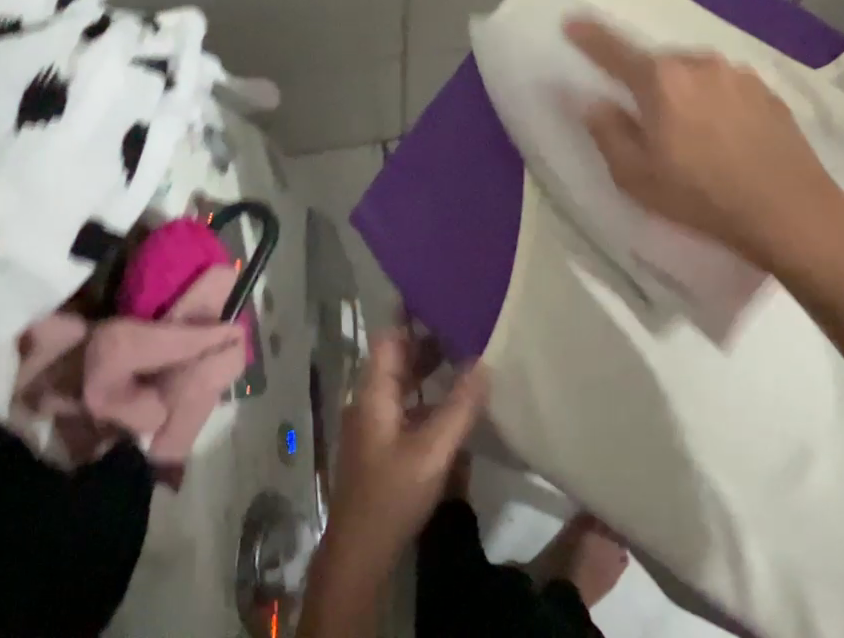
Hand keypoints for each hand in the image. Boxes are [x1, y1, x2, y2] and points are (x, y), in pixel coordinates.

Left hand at [320, 329, 488, 576]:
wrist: (360, 552)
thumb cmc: (391, 495)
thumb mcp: (433, 451)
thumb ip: (459, 406)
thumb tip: (484, 361)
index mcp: (373, 393)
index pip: (390, 337)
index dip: (410, 313)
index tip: (440, 291)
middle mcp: (371, 400)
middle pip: (398, 357)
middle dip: (429, 338)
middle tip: (468, 319)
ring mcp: (376, 423)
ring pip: (405, 382)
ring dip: (432, 367)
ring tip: (470, 351)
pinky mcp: (385, 444)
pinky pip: (409, 405)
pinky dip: (431, 394)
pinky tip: (458, 399)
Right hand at [566, 18, 843, 270]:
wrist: (790, 212)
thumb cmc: (702, 198)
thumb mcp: (636, 176)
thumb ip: (607, 131)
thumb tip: (591, 100)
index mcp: (661, 80)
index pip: (614, 50)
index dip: (589, 36)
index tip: (571, 22)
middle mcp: (700, 65)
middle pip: (658, 64)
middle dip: (644, 82)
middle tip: (643, 120)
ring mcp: (739, 75)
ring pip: (694, 76)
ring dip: (682, 94)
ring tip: (687, 135)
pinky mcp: (768, 92)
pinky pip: (725, 89)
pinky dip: (714, 104)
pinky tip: (722, 137)